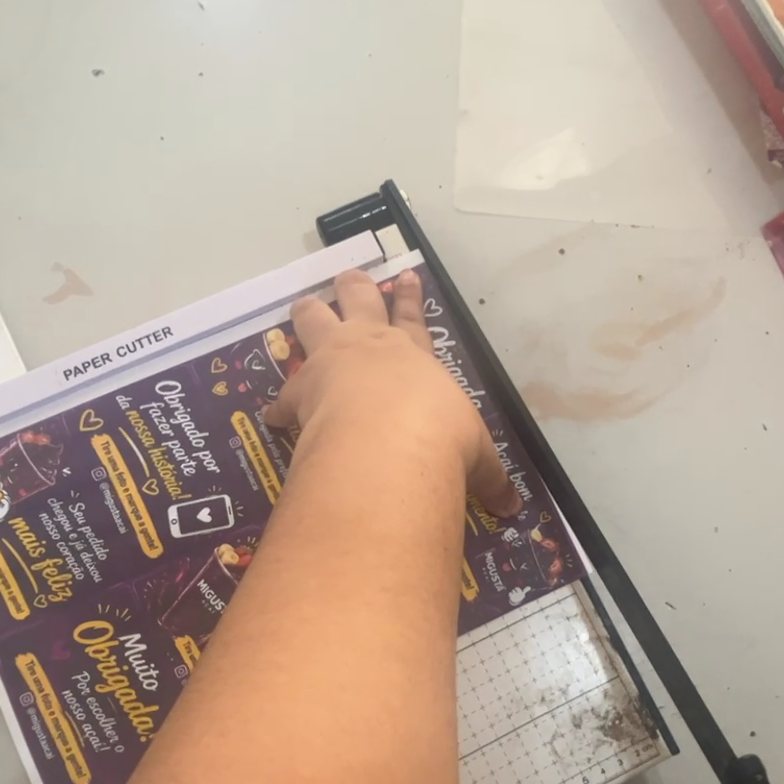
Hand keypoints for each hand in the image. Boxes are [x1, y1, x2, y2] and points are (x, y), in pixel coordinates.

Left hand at [264, 268, 520, 516]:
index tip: (408, 278)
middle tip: (347, 276)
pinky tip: (272, 415)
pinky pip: (285, 391)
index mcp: (415, 357)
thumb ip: (488, 478)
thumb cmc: (441, 437)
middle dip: (355, 288)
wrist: (392, 439)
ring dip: (309, 313)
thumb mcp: (475, 456)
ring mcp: (334, 359)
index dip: (412, 301)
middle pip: (360, 302)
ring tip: (302, 305)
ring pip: (315, 320)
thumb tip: (511, 507)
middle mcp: (374, 347)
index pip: (415, 322)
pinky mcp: (304, 387)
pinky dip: (280, 405)